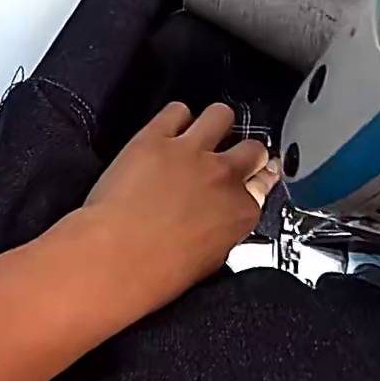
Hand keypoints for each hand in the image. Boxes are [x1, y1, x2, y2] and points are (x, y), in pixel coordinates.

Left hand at [69, 102, 276, 311]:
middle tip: (230, 156)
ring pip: (221, 115)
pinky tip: (170, 129)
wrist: (115, 258)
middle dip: (244, 151)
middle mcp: (223, 176)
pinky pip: (177, 110)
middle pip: (252, 147)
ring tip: (204, 133)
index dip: (258, 177)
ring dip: (216, 124)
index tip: (254, 174)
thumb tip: (219, 222)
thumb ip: (224, 231)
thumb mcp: (210, 261)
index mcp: (240, 211)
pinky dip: (176, 117)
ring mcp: (191, 153)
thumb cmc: (155, 270)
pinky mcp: (156, 138)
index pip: (264, 182)